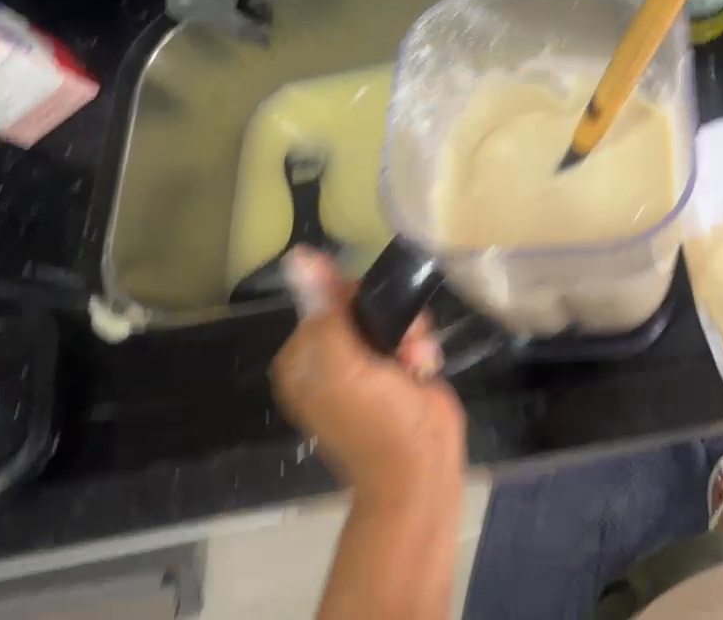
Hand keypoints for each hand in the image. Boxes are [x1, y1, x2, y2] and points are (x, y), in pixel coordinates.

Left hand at [270, 249, 465, 506]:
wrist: (420, 465)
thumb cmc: (377, 419)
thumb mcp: (344, 365)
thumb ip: (325, 309)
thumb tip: (297, 255)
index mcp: (302, 358)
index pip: (324, 299)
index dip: (354, 298)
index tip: (375, 310)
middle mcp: (329, 359)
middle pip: (362, 305)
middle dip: (388, 317)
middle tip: (403, 341)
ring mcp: (365, 368)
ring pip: (392, 318)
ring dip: (412, 334)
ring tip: (416, 360)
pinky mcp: (397, 372)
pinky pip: (411, 337)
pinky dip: (421, 349)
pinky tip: (424, 367)